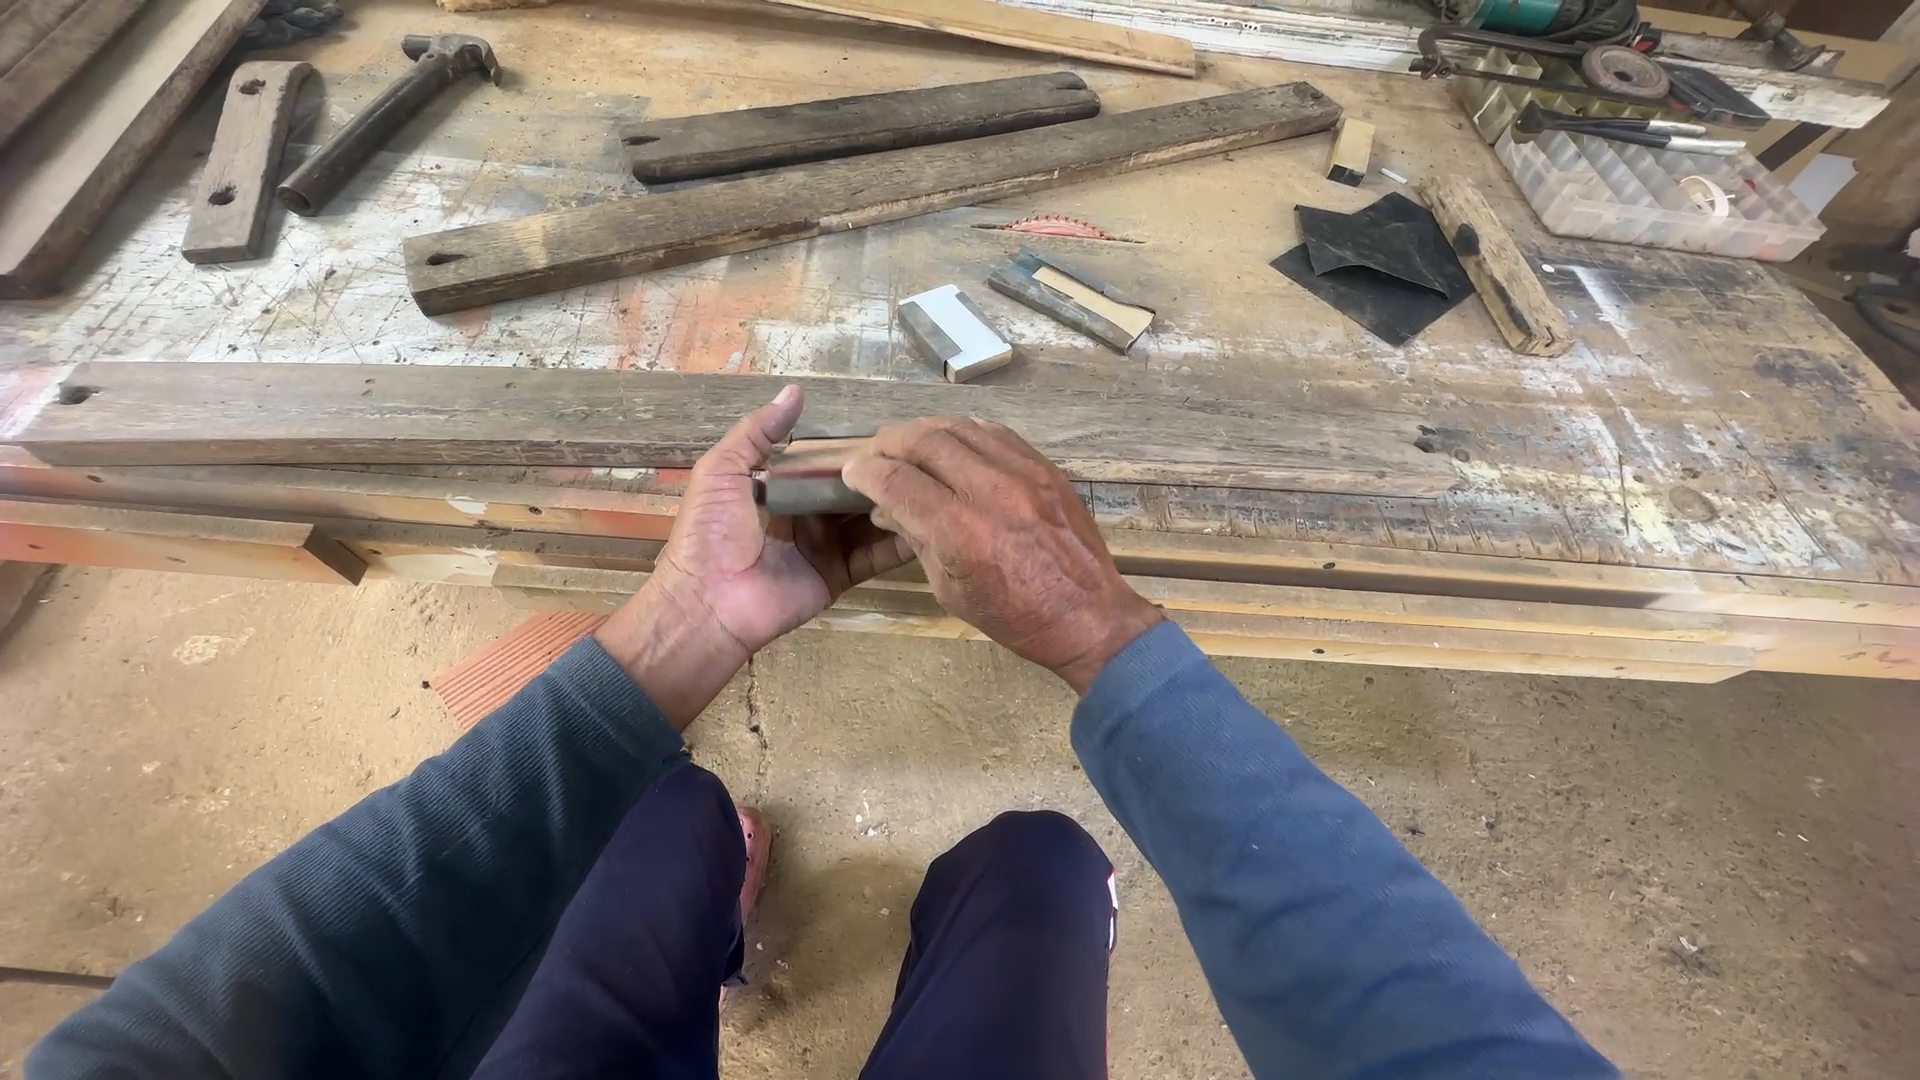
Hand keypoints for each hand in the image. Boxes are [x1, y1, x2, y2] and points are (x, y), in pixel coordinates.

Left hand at [596, 385, 912, 727]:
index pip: (825, 463)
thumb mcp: (722, 470)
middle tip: (920, 455)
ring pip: (870, 521)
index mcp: (781, 489)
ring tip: (931, 482)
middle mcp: (808, 515)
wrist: (708, 602)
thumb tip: (795, 391)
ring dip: (896, 504)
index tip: (888, 431)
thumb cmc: (710, 532)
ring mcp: (826, 546)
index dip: (852, 449)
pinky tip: (927, 522)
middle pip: (852, 491)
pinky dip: (899, 544)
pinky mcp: (839, 575)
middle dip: (881, 474)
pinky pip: (874, 557)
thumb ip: (757, 433)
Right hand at [841, 417, 1162, 693]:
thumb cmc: (1013, 616)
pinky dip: (964, 431)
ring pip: (960, 427)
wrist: (1087, 614)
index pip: (897, 481)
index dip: (866, 471)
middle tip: (876, 450)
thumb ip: (916, 539)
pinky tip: (951, 441)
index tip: (853, 470)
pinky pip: (995, 432)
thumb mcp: (949, 589)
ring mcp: (1023, 473)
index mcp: (960, 532)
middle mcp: (990, 491)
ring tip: (908, 441)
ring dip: (925, 429)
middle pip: (925, 441)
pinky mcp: (1045, 467)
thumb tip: (886, 506)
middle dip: (890, 441)